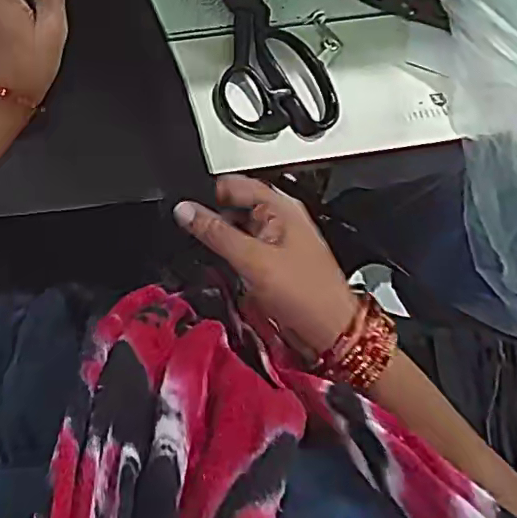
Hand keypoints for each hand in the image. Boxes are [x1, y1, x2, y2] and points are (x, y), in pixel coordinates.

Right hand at [174, 175, 360, 354]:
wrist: (332, 333)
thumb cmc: (307, 294)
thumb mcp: (251, 259)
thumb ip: (214, 232)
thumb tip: (184, 211)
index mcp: (280, 206)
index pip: (233, 184)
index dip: (206, 192)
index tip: (185, 207)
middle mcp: (280, 218)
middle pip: (233, 205)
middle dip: (211, 216)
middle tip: (192, 230)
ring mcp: (277, 239)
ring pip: (236, 227)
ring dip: (220, 237)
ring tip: (206, 250)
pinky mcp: (273, 260)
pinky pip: (242, 247)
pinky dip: (229, 253)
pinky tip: (223, 265)